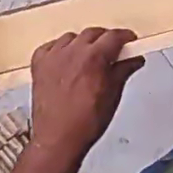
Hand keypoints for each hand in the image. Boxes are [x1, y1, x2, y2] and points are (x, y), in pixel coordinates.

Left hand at [27, 28, 143, 168]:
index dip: (125, 37)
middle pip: (93, 33)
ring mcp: (53, 57)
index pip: (114, 36)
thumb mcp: (113, 95)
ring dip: (82, 43)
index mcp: (94, 58)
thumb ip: (123, 71)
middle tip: (112, 50)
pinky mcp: (39, 64)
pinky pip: (51, 46)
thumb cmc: (85, 123)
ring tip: (88, 56)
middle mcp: (72, 52)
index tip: (129, 41)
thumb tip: (133, 60)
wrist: (58, 140)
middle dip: (105, 39)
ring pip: (72, 37)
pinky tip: (65, 59)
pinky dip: (60, 49)